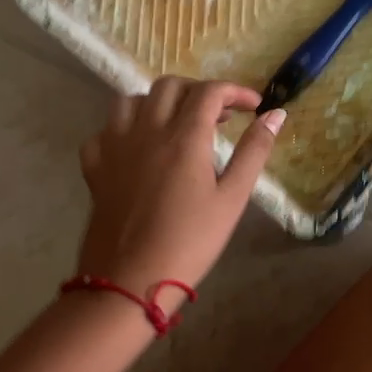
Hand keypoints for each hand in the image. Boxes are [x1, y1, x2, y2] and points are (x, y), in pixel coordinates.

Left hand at [76, 77, 283, 307]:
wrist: (127, 285)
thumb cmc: (189, 241)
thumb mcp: (232, 198)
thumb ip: (254, 151)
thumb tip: (276, 114)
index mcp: (184, 137)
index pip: (210, 91)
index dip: (236, 91)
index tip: (254, 107)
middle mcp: (147, 133)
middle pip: (170, 86)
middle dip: (199, 91)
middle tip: (219, 115)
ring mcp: (115, 150)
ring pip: (132, 101)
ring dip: (158, 103)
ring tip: (178, 123)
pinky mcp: (95, 171)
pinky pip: (103, 133)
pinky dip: (123, 129)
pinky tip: (139, 147)